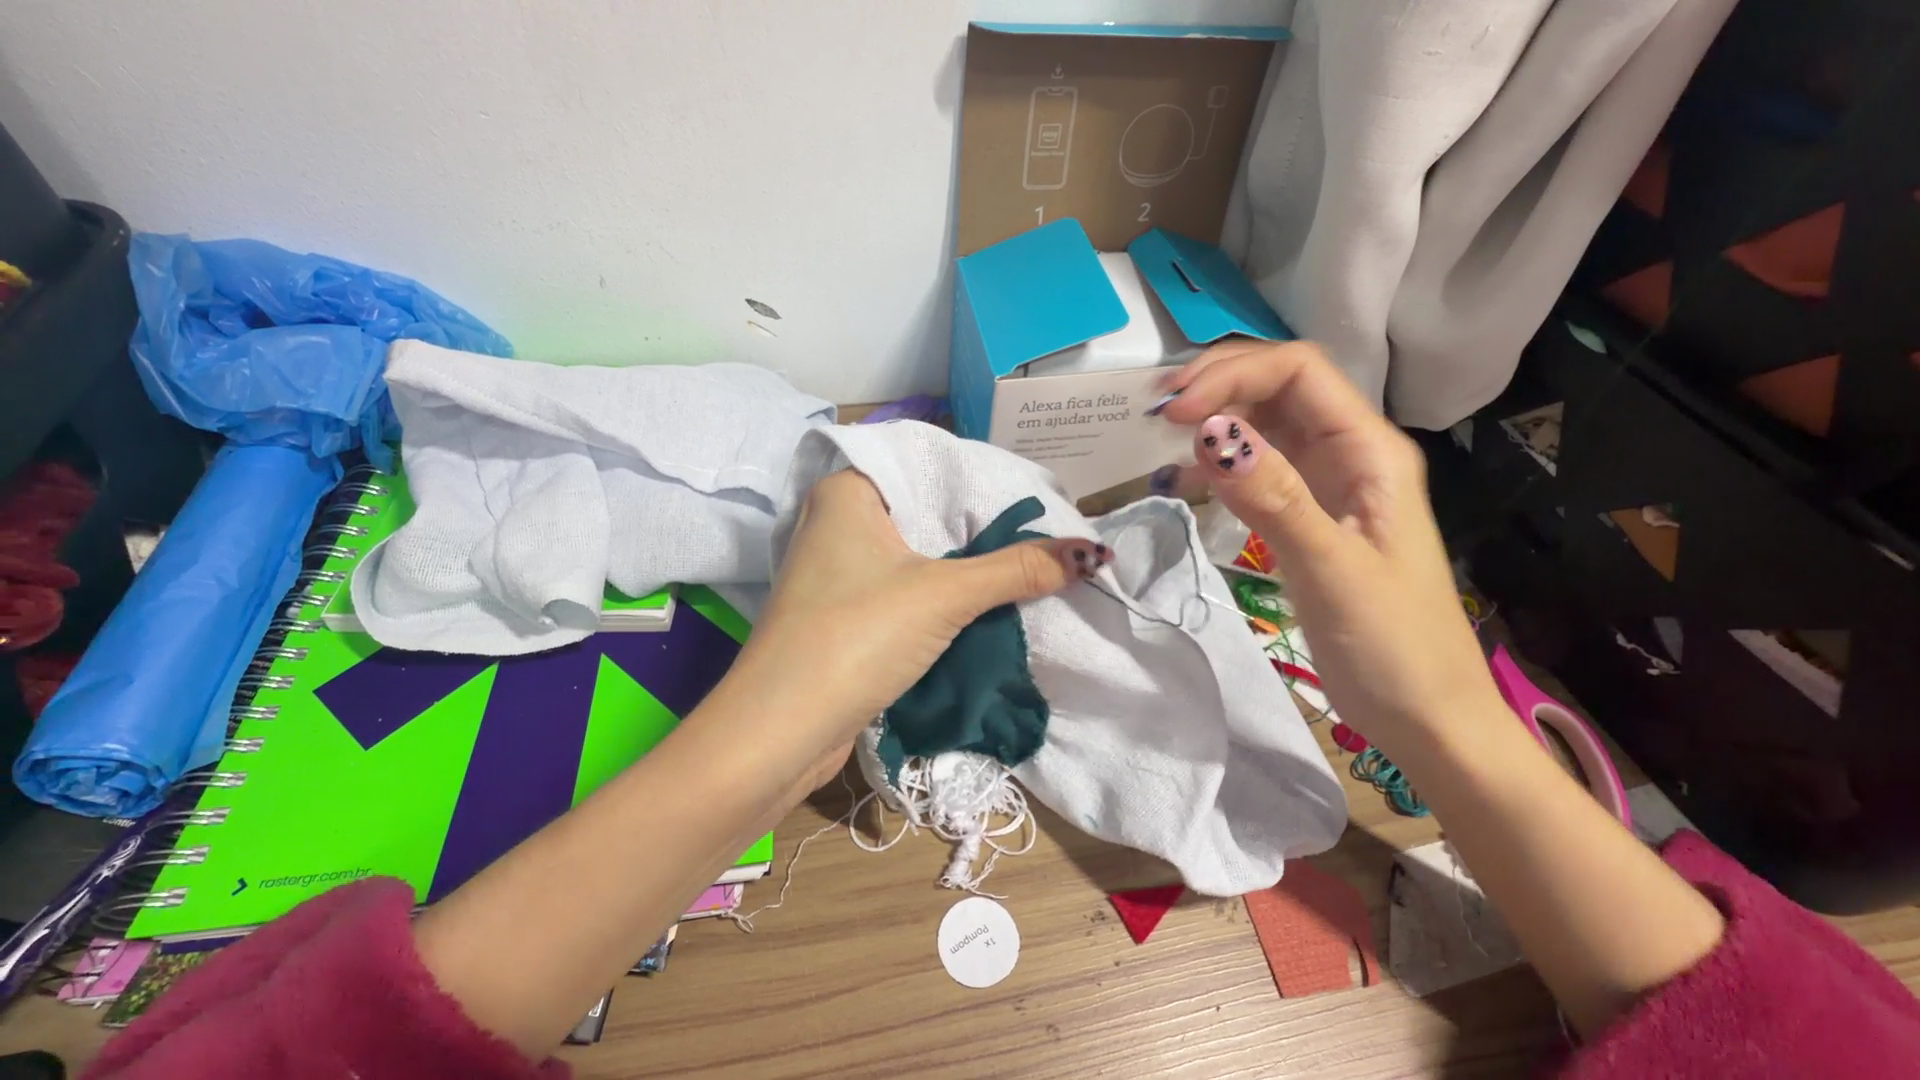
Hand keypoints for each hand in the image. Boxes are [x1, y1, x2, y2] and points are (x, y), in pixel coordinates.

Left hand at [722, 470, 1091, 750]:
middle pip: (926, 510)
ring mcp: (837, 570)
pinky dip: (942, 594)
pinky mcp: (844, 613)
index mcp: (846, 491)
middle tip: (1047, 527)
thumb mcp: (944, 595)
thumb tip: (1091, 552)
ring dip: (965, 564)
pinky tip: (987, 598)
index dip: (984, 476)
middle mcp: (836, 521)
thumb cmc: (855, 637)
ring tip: (1030, 558)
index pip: (927, 461)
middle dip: (981, 525)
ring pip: (916, 553)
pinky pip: (905, 588)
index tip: (1040, 490)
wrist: (780, 731)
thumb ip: (1016, 570)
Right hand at [1156, 341, 1505, 753]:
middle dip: (1217, 385)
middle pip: (1279, 386)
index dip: (1232, 376)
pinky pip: (1258, 470)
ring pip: (1265, 425)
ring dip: (1214, 418)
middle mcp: (1349, 453)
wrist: (1426, 717)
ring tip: (1159, 434)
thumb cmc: (1392, 645)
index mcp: (1370, 450)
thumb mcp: (1331, 569)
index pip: (1298, 372)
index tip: (1174, 414)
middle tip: (1155, 412)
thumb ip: (1273, 496)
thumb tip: (1207, 431)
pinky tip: (1185, 478)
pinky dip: (1219, 463)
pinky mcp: (1308, 517)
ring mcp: (1328, 485)